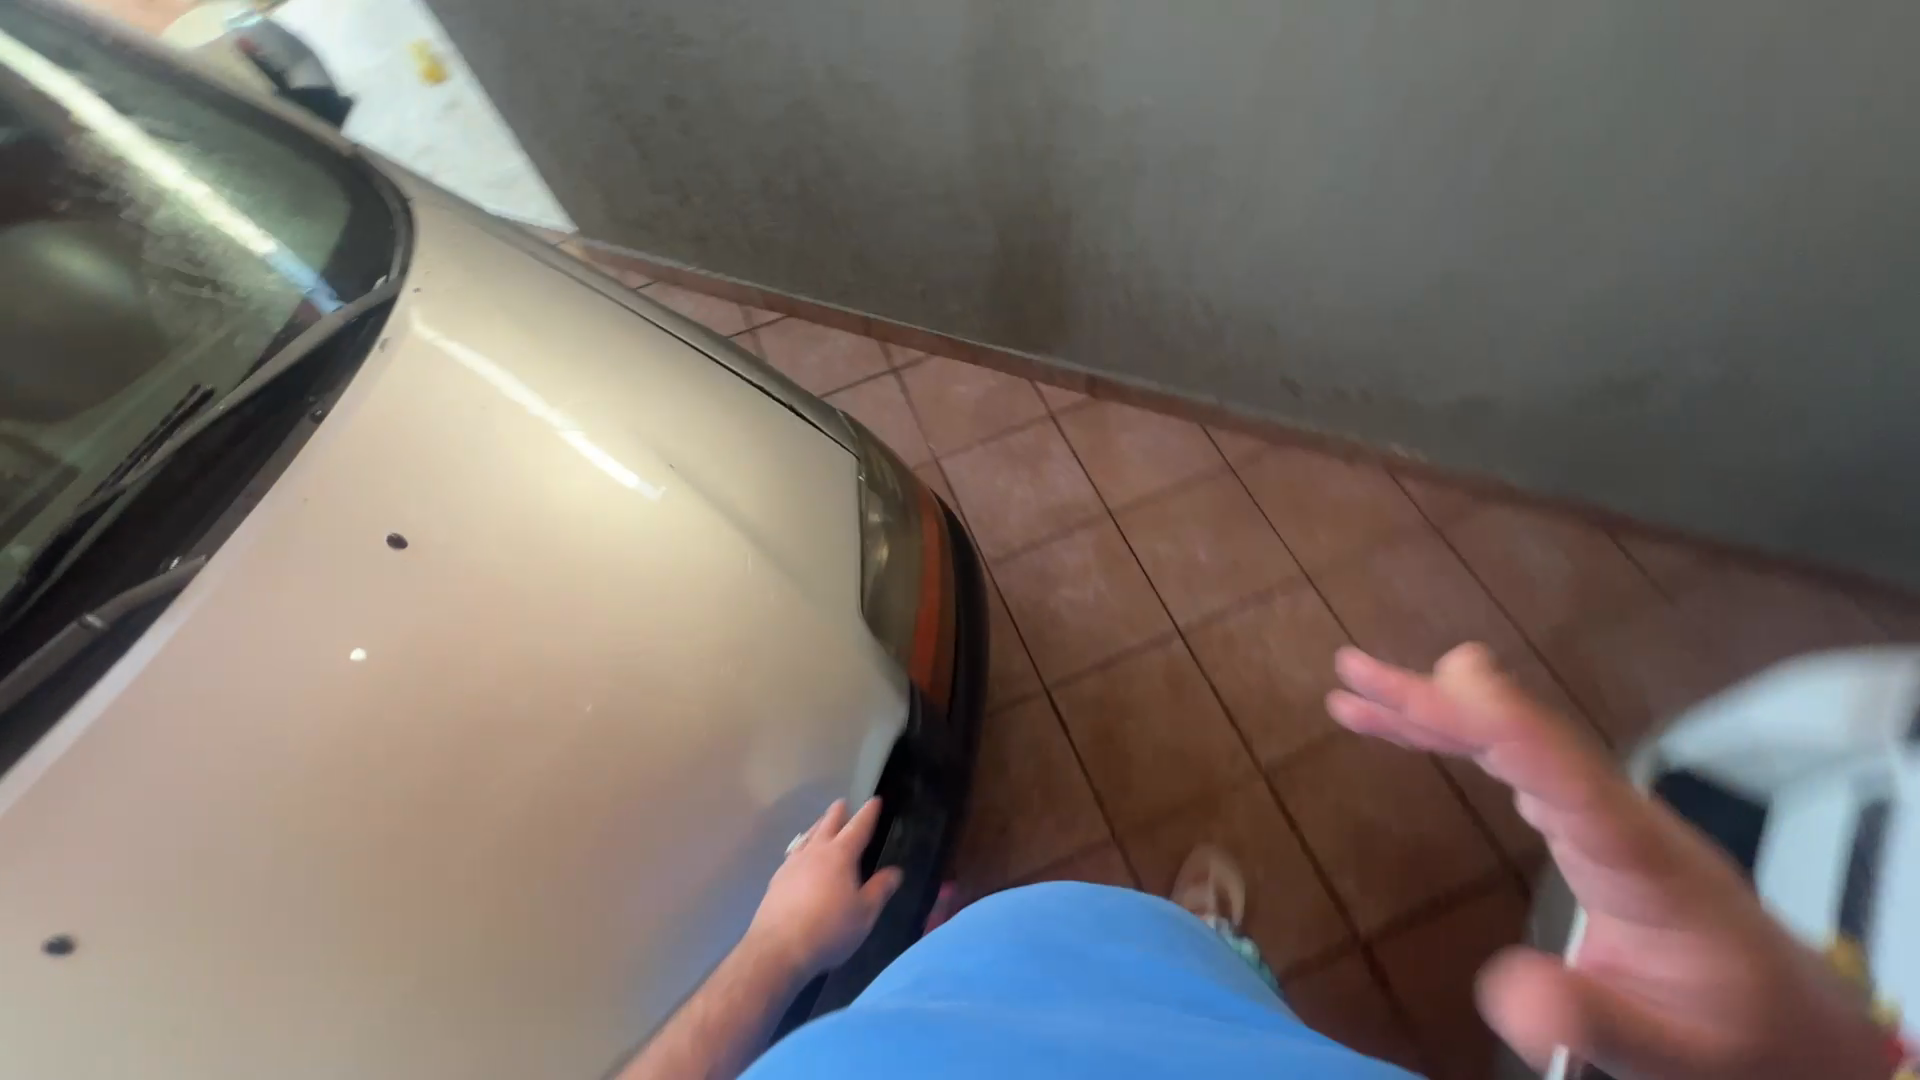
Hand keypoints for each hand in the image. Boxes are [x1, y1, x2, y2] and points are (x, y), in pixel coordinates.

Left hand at [745, 798, 902, 979]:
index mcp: (840, 855)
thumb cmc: (829, 929)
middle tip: (843, 803)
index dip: (868, 813)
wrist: (778, 949)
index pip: (858, 827)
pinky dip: (801, 848)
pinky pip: (793, 854)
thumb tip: (895, 871)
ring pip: (807, 836)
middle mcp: (815, 852)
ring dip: (817, 827)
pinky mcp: (777, 880)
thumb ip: (880, 890)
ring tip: (821, 824)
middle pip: (828, 824)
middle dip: (838, 813)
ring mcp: (792, 864)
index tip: (874, 800)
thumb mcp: (864, 914)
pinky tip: (798, 857)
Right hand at [1327, 643, 1887, 1079]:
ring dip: (1429, 711)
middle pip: (1517, 733)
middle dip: (1432, 699)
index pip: (1558, 768)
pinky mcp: (1579, 818)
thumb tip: (1503, 995)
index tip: (1428, 680)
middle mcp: (1613, 812)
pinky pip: (1505, 758)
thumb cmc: (1737, 1039)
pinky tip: (1407, 732)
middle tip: (1351, 670)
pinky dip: (1446, 738)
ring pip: (1505, 737)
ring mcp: (1596, 809)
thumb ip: (1594, 1020)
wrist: (1797, 1031)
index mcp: (1638, 855)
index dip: (1490, 718)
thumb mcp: (1675, 1054)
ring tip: (1352, 694)